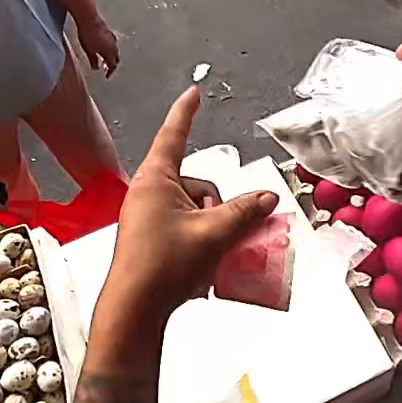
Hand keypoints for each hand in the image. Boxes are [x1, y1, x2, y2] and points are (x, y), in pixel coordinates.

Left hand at [77, 14, 120, 76]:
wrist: (89, 19)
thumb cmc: (88, 35)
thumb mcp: (89, 51)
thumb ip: (93, 60)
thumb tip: (95, 67)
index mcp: (110, 53)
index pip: (113, 66)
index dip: (110, 72)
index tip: (107, 75)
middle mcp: (114, 47)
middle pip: (116, 59)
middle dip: (112, 64)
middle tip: (106, 67)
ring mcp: (112, 39)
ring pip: (115, 50)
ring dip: (111, 56)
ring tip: (105, 57)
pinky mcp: (109, 32)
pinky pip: (112, 43)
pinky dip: (110, 47)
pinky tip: (105, 46)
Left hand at [99, 87, 277, 322]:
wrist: (134, 310)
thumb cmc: (163, 265)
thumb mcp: (213, 233)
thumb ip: (245, 212)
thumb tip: (267, 197)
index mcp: (155, 180)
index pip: (174, 136)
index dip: (186, 113)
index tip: (194, 92)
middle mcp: (150, 193)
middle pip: (199, 184)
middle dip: (218, 205)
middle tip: (223, 233)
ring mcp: (149, 217)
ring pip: (197, 208)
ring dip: (213, 225)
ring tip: (213, 252)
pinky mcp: (153, 238)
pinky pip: (187, 226)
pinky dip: (202, 238)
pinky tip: (207, 261)